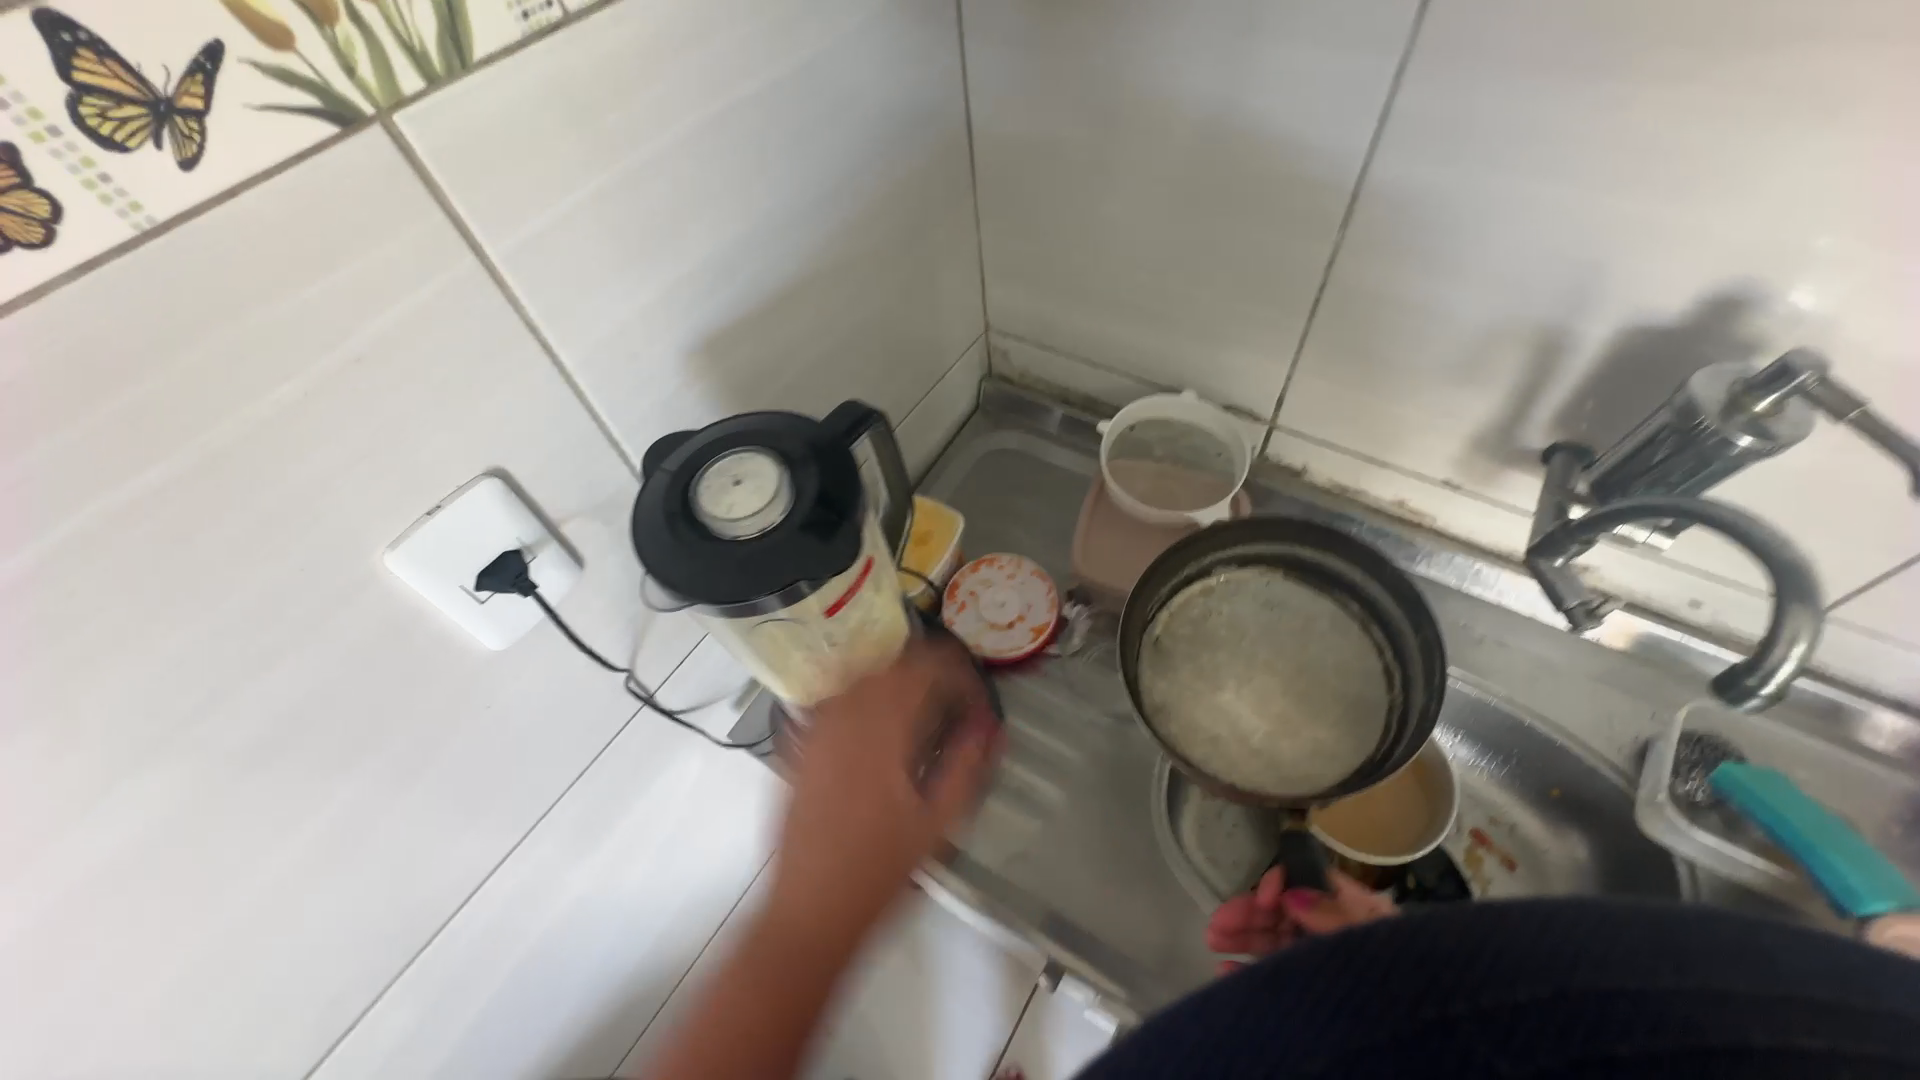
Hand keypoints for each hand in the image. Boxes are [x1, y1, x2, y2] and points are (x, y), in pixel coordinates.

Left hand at [767, 638, 1001, 945]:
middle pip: (890, 666)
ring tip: (918, 711)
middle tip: (953, 701)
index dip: (956, 671)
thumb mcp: (937, 823)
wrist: (809, 910)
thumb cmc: (878, 872)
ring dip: (893, 684)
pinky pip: (832, 703)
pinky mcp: (796, 748)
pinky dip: (860, 702)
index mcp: (881, 731)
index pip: (923, 669)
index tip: (975, 695)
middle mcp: (844, 719)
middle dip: (927, 674)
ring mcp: (814, 731)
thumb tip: (990, 726)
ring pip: (859, 680)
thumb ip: (966, 765)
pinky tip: (874, 729)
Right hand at [1205, 867, 1396, 973]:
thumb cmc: (1403, 974)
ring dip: (1239, 937)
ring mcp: (1317, 958)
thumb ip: (1335, 916)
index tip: (1264, 900)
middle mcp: (1329, 929)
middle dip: (1246, 913)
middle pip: (1280, 912)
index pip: (1305, 881)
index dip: (1278, 884)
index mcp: (1350, 908)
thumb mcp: (1374, 937)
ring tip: (1212, 939)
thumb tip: (1290, 893)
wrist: (1422, 1034)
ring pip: (1271, 940)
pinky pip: (1272, 973)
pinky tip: (1225, 970)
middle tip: (1217, 924)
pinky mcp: (1308, 987)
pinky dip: (1245, 971)